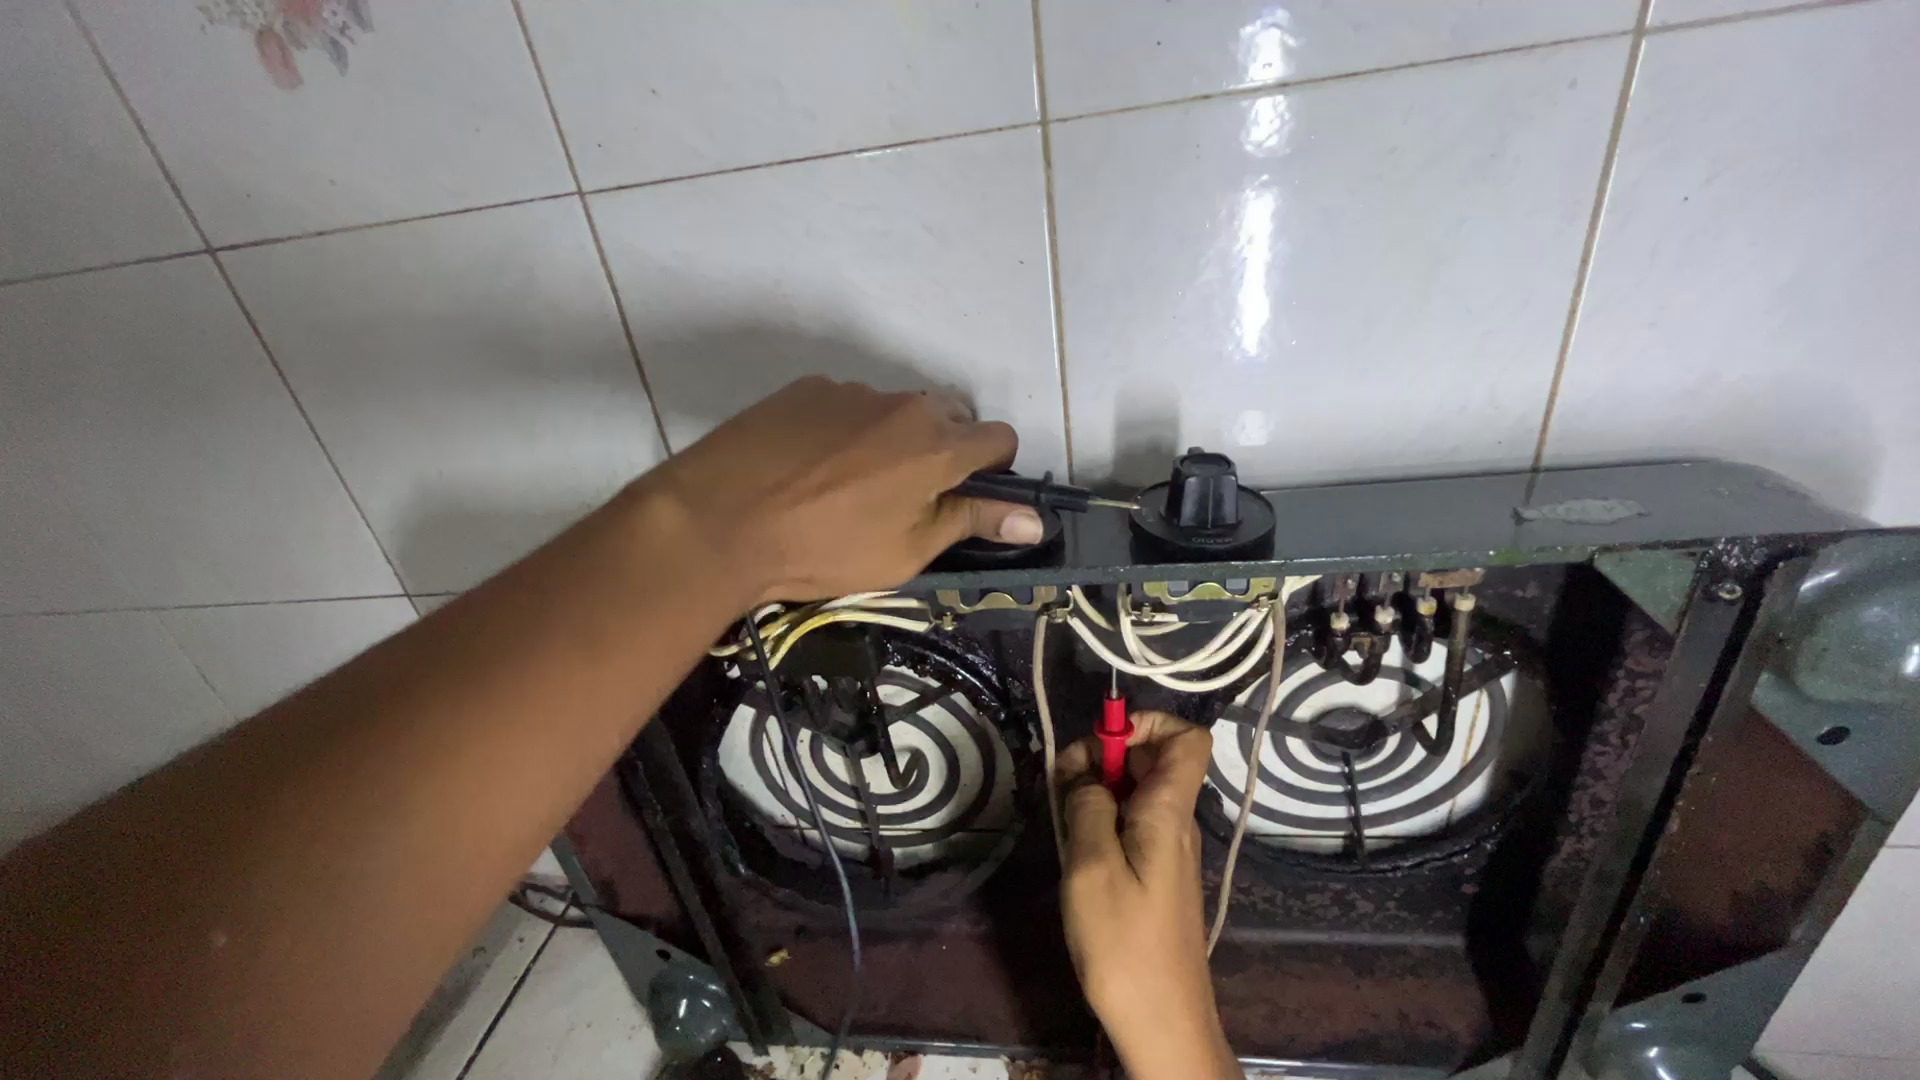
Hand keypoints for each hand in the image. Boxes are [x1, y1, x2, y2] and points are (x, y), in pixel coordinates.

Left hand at [635, 377, 1041, 602]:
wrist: (720, 520)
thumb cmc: (824, 549)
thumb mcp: (906, 551)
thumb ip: (972, 523)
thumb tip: (1035, 519)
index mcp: (939, 446)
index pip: (999, 437)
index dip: (993, 468)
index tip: (967, 495)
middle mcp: (905, 405)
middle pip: (951, 415)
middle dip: (946, 447)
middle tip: (909, 493)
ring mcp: (854, 389)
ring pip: (897, 409)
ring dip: (894, 437)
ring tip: (848, 482)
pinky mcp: (809, 386)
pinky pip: (849, 403)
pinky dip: (847, 428)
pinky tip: (811, 463)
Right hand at [1056, 712, 1242, 1079]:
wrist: (1162, 1024)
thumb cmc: (1124, 944)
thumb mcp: (1091, 867)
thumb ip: (1086, 806)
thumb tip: (1086, 775)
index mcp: (1170, 811)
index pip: (1188, 738)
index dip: (1148, 722)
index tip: (1101, 741)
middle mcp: (1176, 821)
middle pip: (1152, 759)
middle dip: (1103, 754)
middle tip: (1061, 780)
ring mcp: (1167, 849)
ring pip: (1136, 791)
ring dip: (1096, 788)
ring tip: (1061, 812)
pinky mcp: (1154, 873)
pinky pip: (1131, 823)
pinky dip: (1101, 817)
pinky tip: (1075, 844)